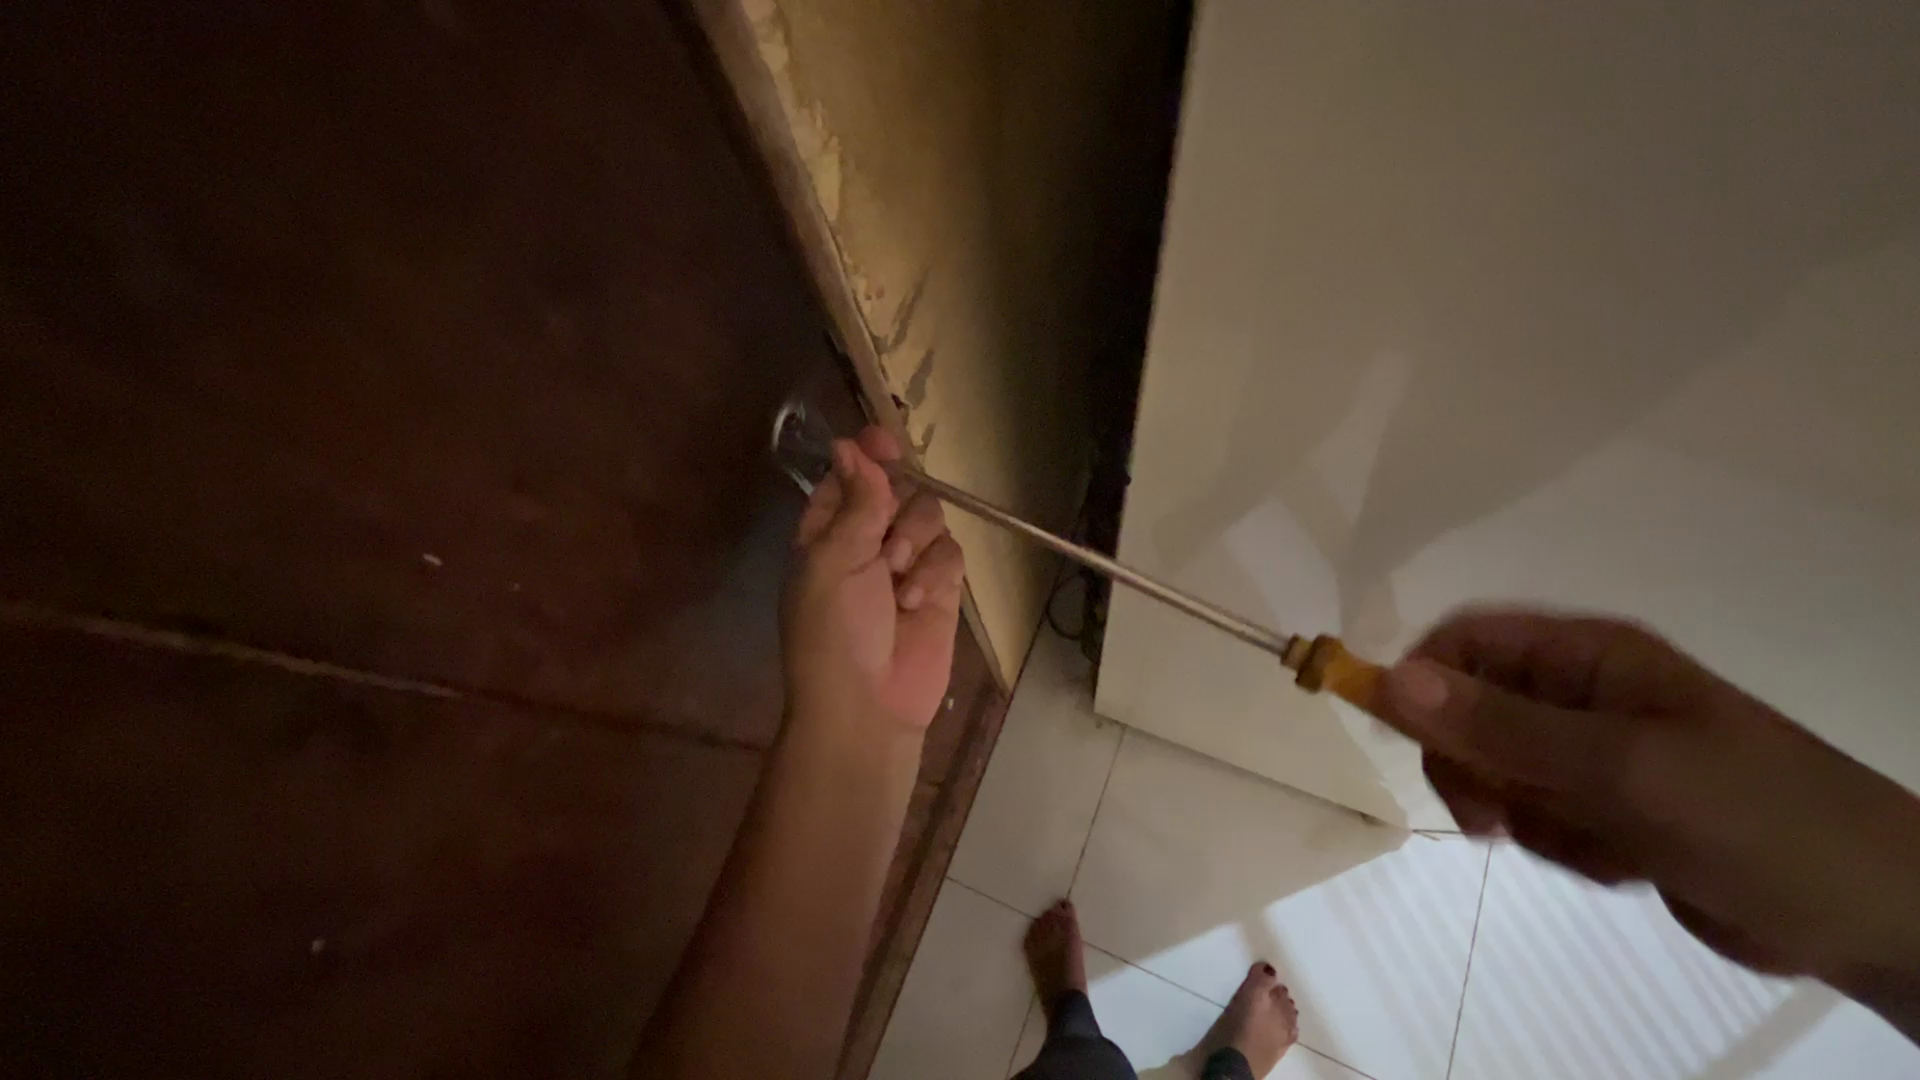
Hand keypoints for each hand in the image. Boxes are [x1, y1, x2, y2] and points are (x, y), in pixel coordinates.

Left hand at [783, 426, 964, 732]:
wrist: (868, 705)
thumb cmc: (833, 630)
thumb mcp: (833, 560)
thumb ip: (853, 502)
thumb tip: (849, 444)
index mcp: (827, 531)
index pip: (850, 475)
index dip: (867, 455)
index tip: (887, 441)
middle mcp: (867, 541)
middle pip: (899, 489)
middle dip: (898, 510)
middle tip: (885, 545)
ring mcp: (906, 565)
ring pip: (930, 517)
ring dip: (916, 541)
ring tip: (898, 579)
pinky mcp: (940, 589)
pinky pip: (950, 553)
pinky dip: (936, 572)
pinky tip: (917, 601)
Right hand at [1374, 609, 1919, 991]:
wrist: (1879, 921)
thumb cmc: (1753, 819)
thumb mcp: (1617, 768)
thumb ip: (1498, 725)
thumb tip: (1388, 679)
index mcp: (1583, 656)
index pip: (1464, 641)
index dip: (1419, 678)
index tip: (1401, 736)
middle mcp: (1575, 692)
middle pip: (1465, 710)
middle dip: (1473, 766)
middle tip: (1492, 818)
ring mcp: (1587, 749)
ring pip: (1493, 770)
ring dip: (1521, 813)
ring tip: (1589, 842)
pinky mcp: (1598, 802)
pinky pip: (1531, 813)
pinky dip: (1557, 842)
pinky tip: (1618, 862)